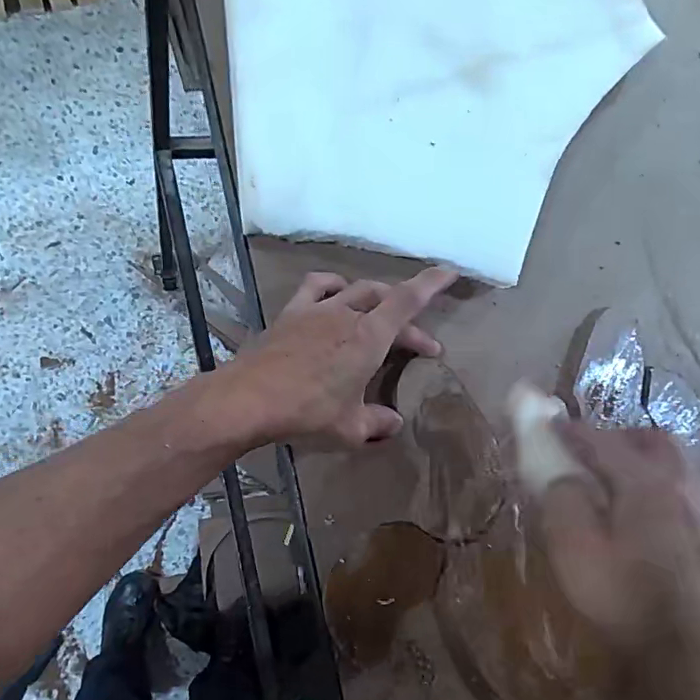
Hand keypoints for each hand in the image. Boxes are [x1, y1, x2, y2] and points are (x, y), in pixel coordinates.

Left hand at [217, 268, 457, 448]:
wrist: (250, 400)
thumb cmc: (308, 413)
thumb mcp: (350, 428)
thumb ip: (377, 423)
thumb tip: (394, 423)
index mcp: (369, 337)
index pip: (409, 300)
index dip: (432, 283)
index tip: (450, 271)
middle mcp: (347, 314)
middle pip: (386, 301)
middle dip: (407, 319)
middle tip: (419, 346)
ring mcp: (317, 309)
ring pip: (355, 289)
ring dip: (375, 298)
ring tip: (382, 314)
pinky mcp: (291, 313)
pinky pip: (318, 287)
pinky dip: (334, 286)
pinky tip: (336, 296)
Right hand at [536, 423, 699, 665]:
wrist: (689, 656)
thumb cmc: (624, 599)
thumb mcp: (574, 550)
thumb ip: (562, 500)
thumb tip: (562, 475)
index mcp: (646, 482)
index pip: (603, 441)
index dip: (572, 431)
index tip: (549, 423)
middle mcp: (683, 486)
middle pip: (654, 441)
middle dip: (619, 437)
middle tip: (590, 451)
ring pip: (677, 466)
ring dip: (644, 461)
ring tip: (618, 481)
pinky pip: (687, 493)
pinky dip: (662, 488)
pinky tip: (649, 516)